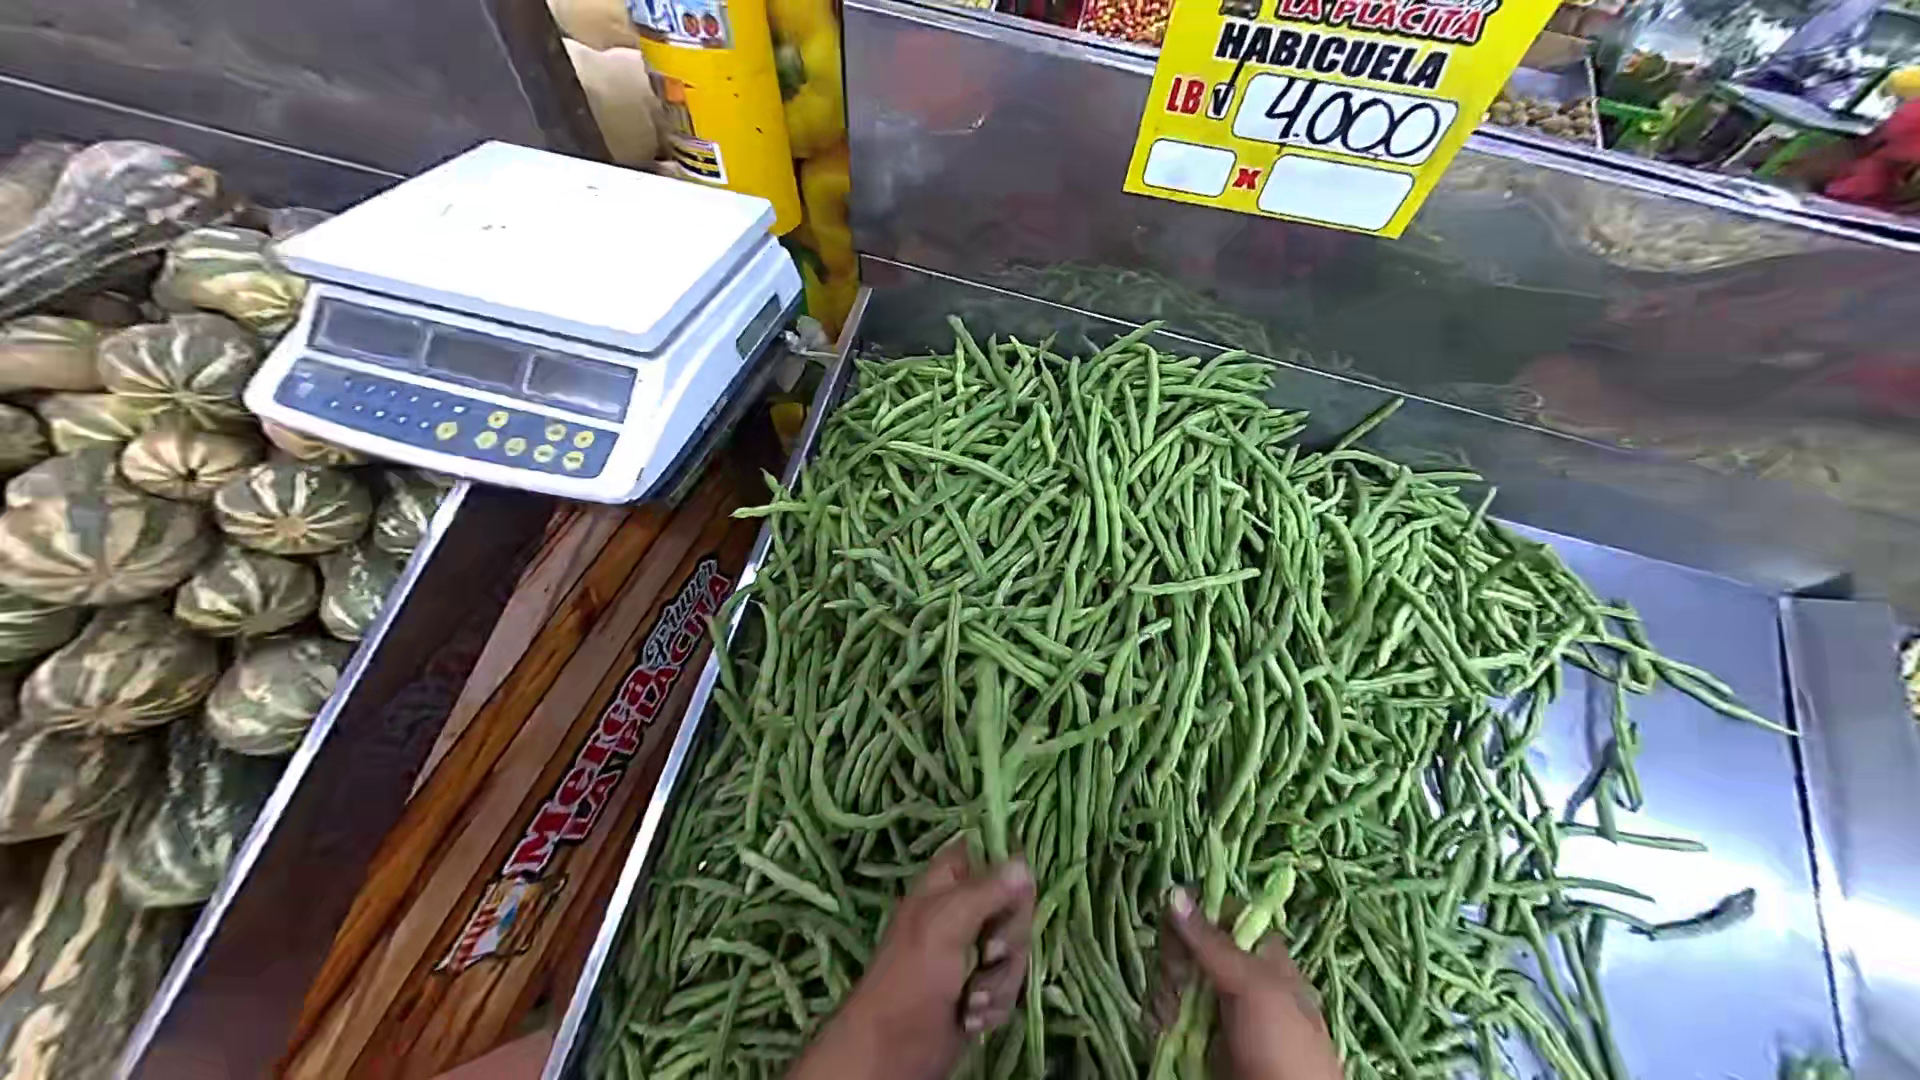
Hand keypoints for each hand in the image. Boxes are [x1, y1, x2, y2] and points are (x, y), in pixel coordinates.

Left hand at [786, 843, 1035, 1079]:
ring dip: (1001, 980)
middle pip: (1017, 902)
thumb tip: (1024, 865)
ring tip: (972, 1000)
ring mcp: (975, 944)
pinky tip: (973, 1017)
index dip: (1013, 871)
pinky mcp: (983, 981)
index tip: (1015, 897)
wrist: (891, 1051)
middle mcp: (966, 903)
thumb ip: (987, 891)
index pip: (996, 850)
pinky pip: (1013, 979)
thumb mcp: (947, 923)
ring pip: (1018, 945)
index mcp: (951, 876)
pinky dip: (997, 1002)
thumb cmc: (911, 976)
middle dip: (1009, 939)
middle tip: (988, 955)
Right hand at [1160, 887, 1343, 1079]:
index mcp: (1260, 958)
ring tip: (1173, 1016)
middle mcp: (1233, 977)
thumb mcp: (1256, 989)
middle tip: (1180, 978)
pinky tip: (1165, 1029)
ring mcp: (1212, 1009)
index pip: (1219, 913)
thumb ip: (1212, 940)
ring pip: (1171, 974)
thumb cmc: (1285, 1052)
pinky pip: (1163, 1009)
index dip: (1195, 912)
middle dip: (1175, 957)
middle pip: (1186, 941)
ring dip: (1165, 991)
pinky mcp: (1193, 1037)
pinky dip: (1158, 1016)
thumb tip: (1174, 890)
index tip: (1177, 921)